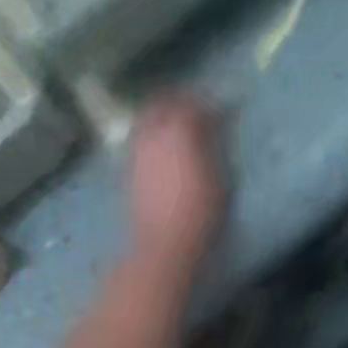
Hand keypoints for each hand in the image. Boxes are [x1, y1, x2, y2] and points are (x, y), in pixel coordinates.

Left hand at [128, 94, 224, 272]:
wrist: (165, 244)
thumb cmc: (200, 212)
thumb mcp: (218, 176)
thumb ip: (212, 143)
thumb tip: (211, 122)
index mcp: (179, 131)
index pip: (190, 104)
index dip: (204, 105)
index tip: (218, 110)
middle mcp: (152, 135)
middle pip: (160, 106)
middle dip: (176, 103)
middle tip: (193, 110)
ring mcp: (137, 153)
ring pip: (145, 123)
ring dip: (160, 120)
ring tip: (176, 130)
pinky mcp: (129, 172)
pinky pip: (139, 143)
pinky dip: (151, 140)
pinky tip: (162, 153)